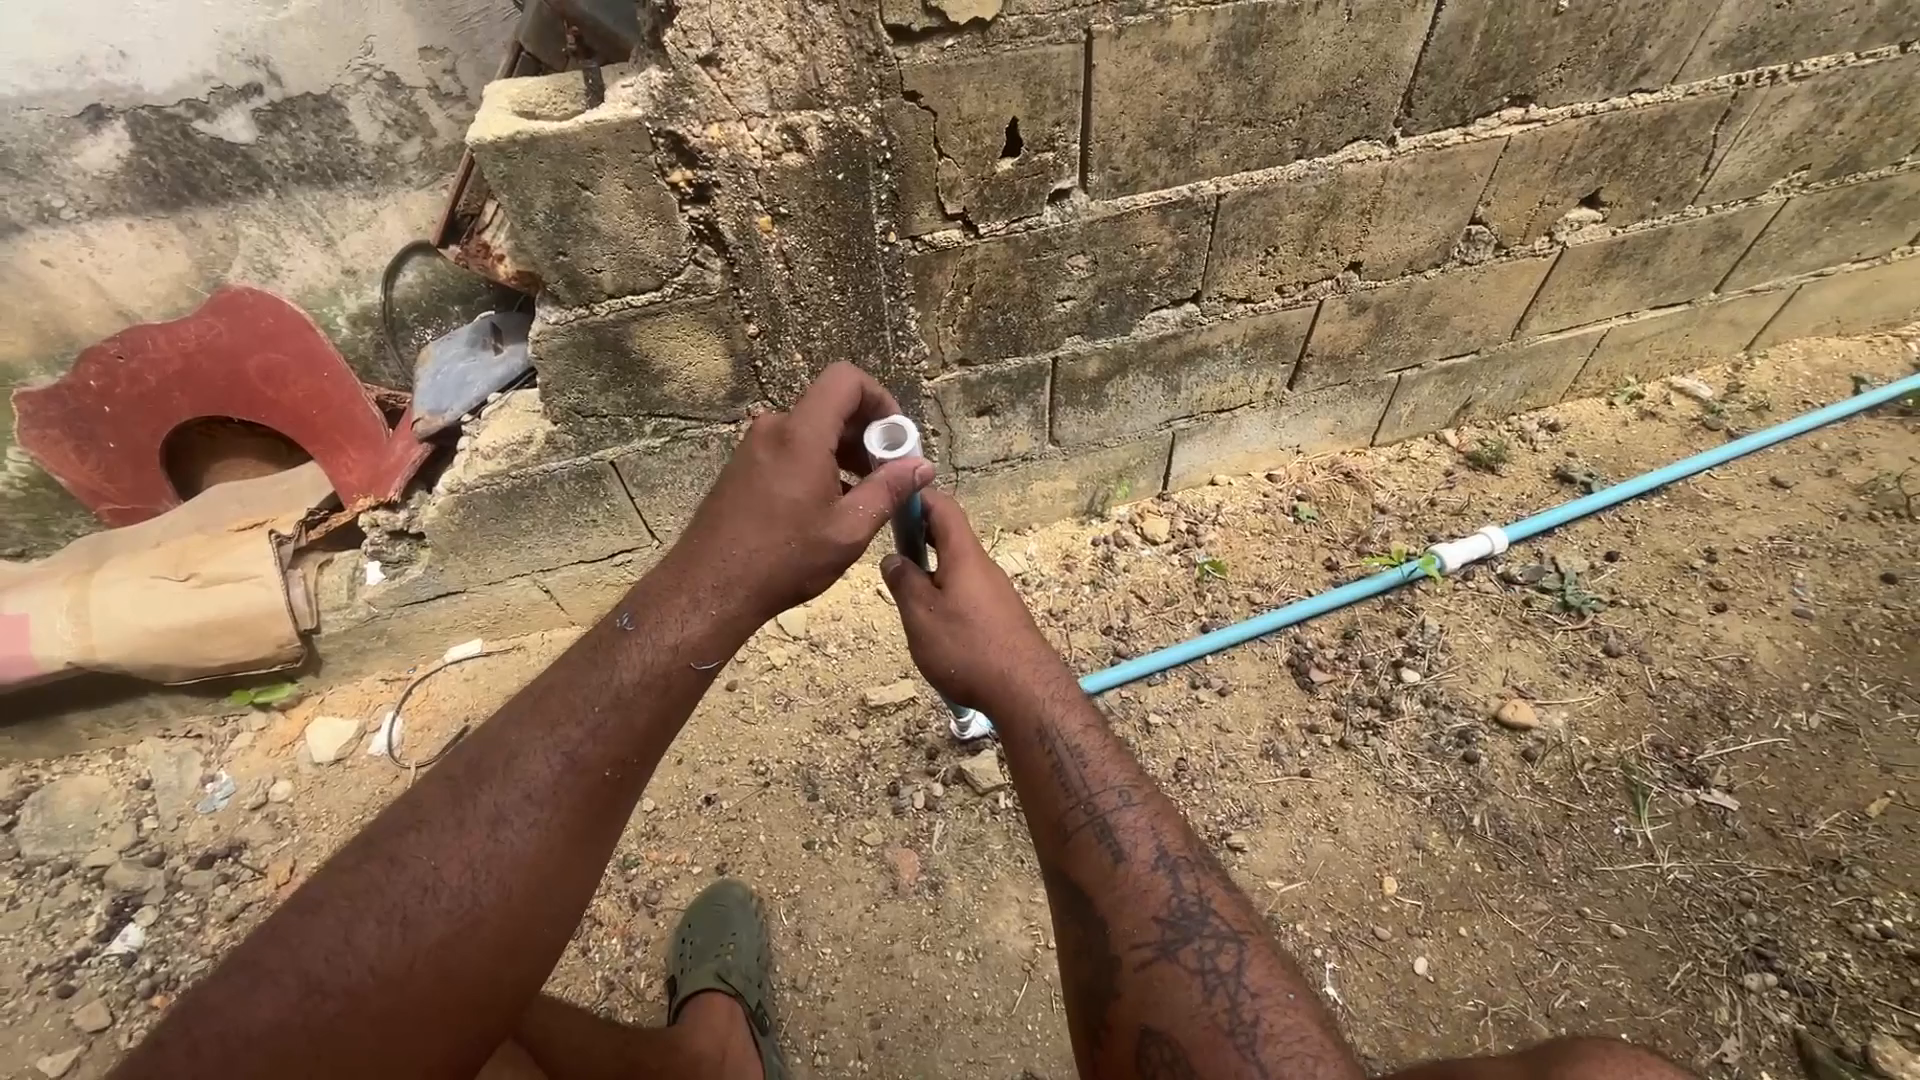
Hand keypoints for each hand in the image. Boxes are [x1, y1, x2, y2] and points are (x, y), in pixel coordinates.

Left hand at [666, 363, 932, 628]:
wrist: (711, 587)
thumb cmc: (784, 559)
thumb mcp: (849, 529)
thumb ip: (889, 490)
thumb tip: (922, 465)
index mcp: (801, 433)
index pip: (846, 379)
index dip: (880, 399)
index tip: (897, 438)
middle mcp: (774, 428)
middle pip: (831, 406)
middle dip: (867, 434)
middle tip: (888, 475)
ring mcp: (754, 447)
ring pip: (812, 431)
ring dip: (844, 453)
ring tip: (862, 497)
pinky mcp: (744, 467)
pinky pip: (791, 449)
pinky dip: (819, 464)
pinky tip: (829, 506)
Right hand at [880, 491, 1071, 713]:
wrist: (1025, 691)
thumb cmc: (967, 648)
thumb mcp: (921, 615)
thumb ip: (904, 582)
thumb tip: (893, 559)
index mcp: (964, 556)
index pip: (944, 507)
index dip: (918, 498)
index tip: (893, 503)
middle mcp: (984, 567)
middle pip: (952, 537)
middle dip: (920, 536)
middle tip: (892, 553)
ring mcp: (997, 592)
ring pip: (959, 568)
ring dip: (932, 571)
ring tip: (907, 597)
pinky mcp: (1002, 617)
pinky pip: (968, 592)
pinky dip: (947, 594)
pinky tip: (936, 625)